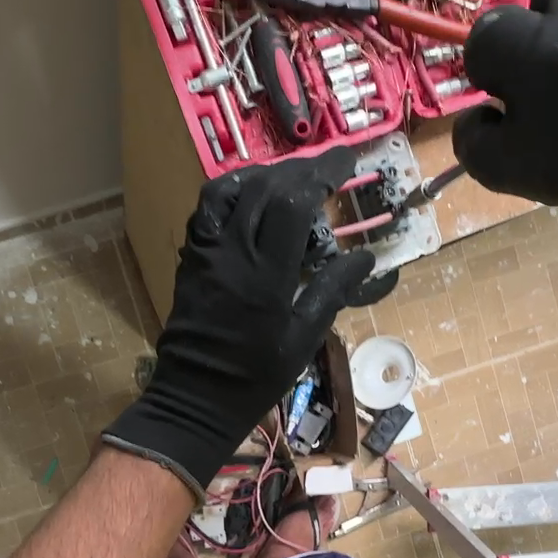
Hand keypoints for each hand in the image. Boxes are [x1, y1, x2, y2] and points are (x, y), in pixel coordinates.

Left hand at [104, 149, 395, 495]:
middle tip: (327, 166)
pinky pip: (207, 209)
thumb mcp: (304, 338)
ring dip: (263, 173)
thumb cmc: (256, 375)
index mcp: (267, 274)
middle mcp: (234, 252)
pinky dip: (232, 191)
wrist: (196, 396)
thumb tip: (366, 257)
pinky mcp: (191, 257)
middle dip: (300, 168)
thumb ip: (332, 290)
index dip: (323, 173)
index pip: (293, 201)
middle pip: (265, 187)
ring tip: (290, 176)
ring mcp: (206, 252)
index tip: (347, 161)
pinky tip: (251, 196)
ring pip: (230, 190)